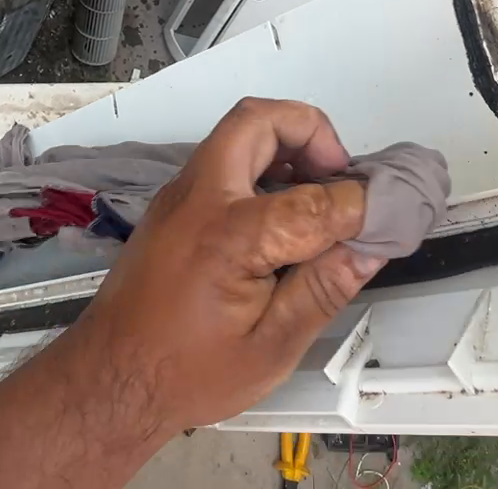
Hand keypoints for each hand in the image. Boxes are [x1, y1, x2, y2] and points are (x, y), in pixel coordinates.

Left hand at [51, 96, 384, 434]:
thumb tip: (366, 248)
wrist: (111, 376)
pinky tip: (284, 206)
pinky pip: (224, 156)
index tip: (386, 213)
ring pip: (237, 130)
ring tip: (318, 187)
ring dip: (284, 142)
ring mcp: (182, 193)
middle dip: (310, 131)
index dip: (360, 206)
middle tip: (340, 171)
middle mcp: (200, 197)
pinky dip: (262, 162)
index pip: (312, 201)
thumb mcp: (270, 347)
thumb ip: (322, 289)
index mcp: (228, 235)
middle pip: (258, 120)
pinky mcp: (176, 200)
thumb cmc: (181, 371)